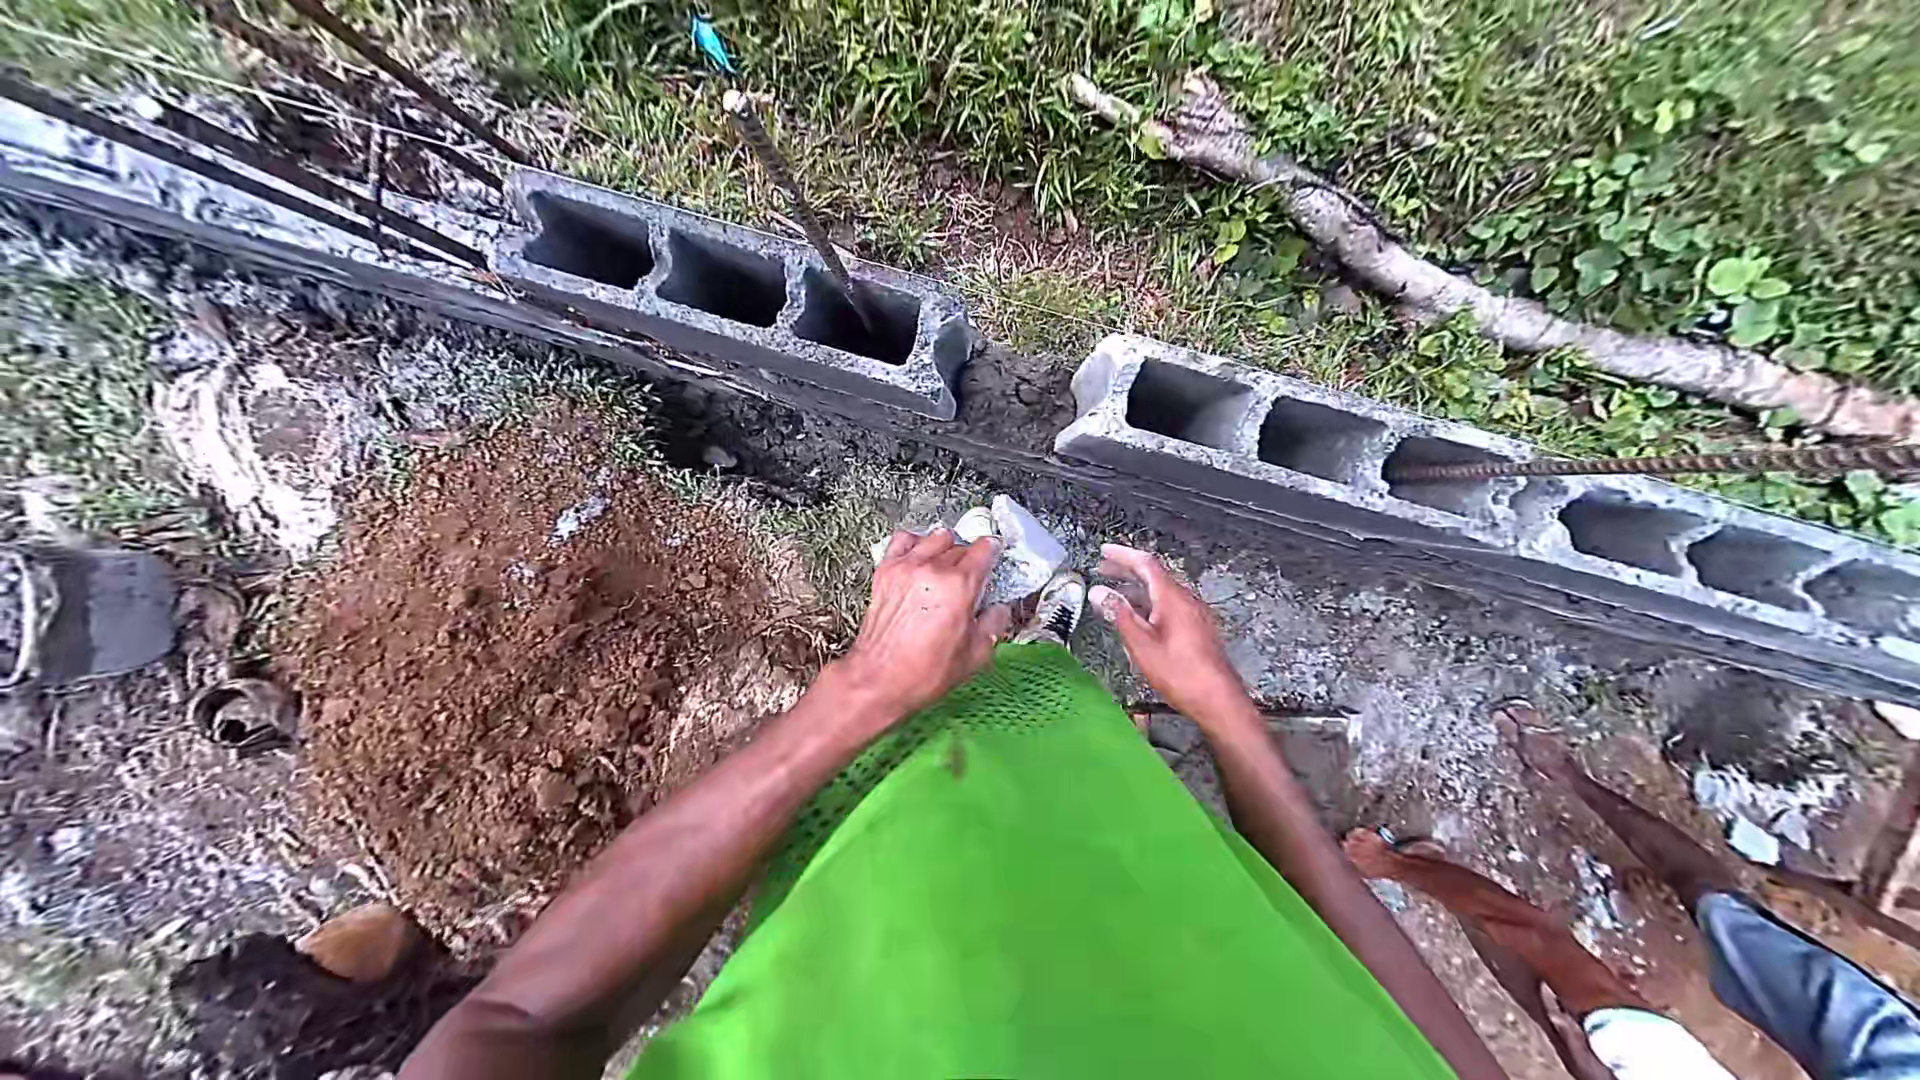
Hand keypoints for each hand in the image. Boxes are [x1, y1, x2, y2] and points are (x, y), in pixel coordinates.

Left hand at [828, 528, 1011, 733]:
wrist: (879, 680)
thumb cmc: (921, 673)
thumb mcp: (975, 655)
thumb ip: (994, 624)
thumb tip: (998, 610)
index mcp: (959, 586)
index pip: (984, 549)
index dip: (993, 551)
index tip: (994, 555)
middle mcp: (932, 570)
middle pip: (961, 545)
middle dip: (970, 558)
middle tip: (972, 577)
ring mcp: (906, 568)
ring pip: (935, 538)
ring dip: (945, 548)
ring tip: (947, 565)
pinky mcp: (886, 572)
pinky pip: (904, 540)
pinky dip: (915, 543)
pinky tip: (920, 557)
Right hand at [1090, 543, 1253, 728]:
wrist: (1218, 700)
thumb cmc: (1180, 673)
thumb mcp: (1141, 643)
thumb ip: (1119, 614)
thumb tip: (1099, 592)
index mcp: (1172, 598)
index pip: (1146, 564)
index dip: (1122, 554)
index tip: (1104, 551)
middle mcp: (1186, 600)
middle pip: (1154, 575)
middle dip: (1127, 569)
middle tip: (1104, 568)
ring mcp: (1194, 614)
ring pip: (1161, 591)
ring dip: (1136, 588)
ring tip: (1115, 593)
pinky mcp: (1196, 628)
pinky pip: (1169, 605)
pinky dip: (1148, 603)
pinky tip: (1138, 617)